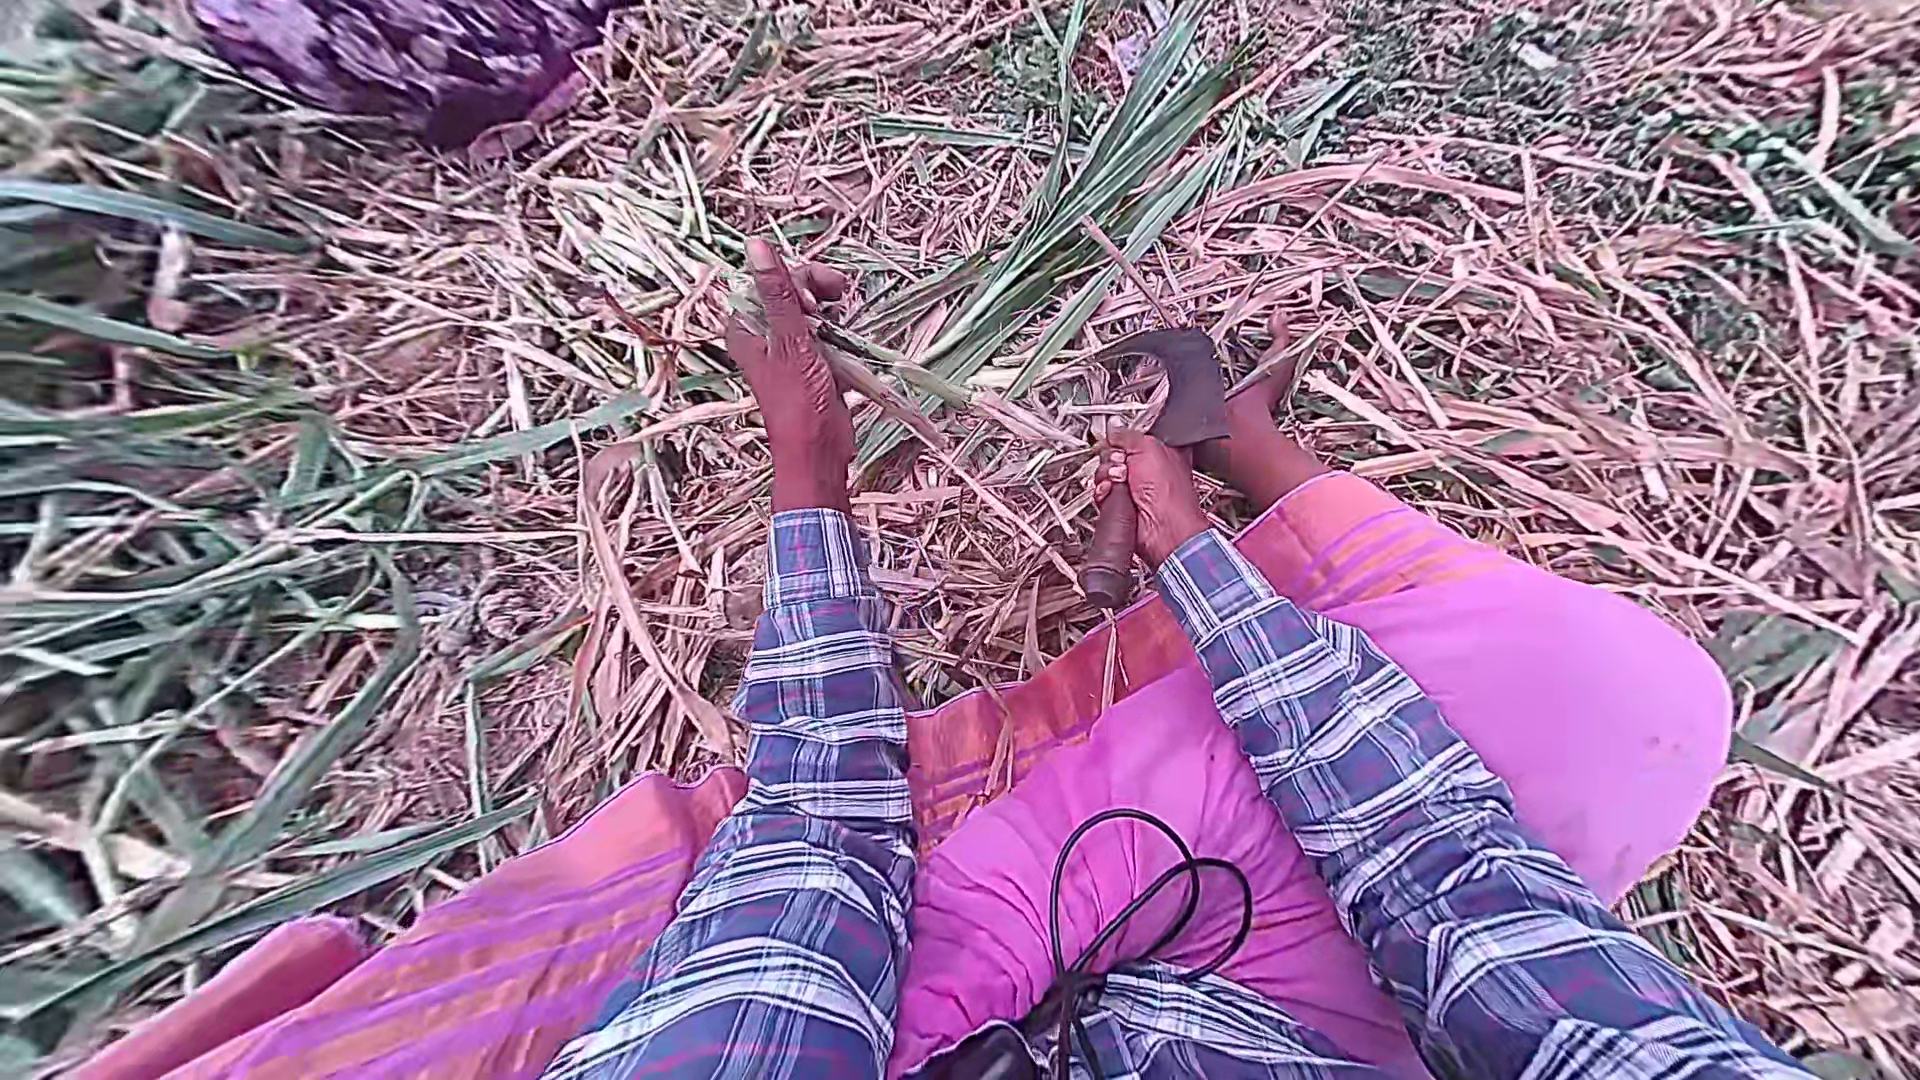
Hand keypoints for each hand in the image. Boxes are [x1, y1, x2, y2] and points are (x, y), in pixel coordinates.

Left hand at [727, 239, 854, 513]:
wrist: (819, 451)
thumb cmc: (798, 403)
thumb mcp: (790, 342)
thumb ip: (778, 294)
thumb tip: (757, 246)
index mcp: (748, 329)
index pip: (768, 282)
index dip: (793, 279)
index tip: (813, 297)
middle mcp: (767, 338)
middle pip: (792, 294)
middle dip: (817, 291)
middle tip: (837, 297)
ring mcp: (793, 352)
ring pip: (813, 315)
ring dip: (831, 313)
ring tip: (843, 320)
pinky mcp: (816, 367)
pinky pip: (827, 338)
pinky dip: (840, 336)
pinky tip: (848, 342)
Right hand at [1092, 430, 1210, 566]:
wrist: (1161, 528)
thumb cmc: (1169, 493)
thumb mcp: (1149, 448)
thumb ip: (1129, 436)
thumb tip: (1113, 429)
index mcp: (1159, 452)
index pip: (1130, 438)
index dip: (1121, 440)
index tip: (1116, 442)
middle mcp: (1146, 471)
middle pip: (1112, 456)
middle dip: (1112, 459)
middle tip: (1122, 466)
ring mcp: (1132, 488)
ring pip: (1103, 474)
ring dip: (1106, 476)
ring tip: (1120, 482)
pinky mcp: (1120, 504)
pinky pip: (1100, 492)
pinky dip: (1103, 492)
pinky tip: (1113, 494)